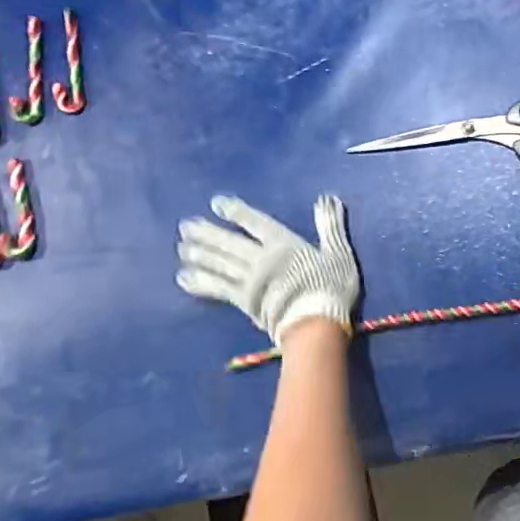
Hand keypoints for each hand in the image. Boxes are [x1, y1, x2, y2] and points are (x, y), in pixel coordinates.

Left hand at [177, 195, 359, 344]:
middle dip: (206, 233)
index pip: (255, 222)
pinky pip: (217, 288)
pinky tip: (184, 278)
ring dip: (199, 255)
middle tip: (185, 227)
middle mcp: (261, 258)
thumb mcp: (338, 254)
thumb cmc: (332, 289)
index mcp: (283, 243)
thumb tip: (326, 197)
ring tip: (181, 249)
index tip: (216, 203)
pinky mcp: (243, 301)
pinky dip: (200, 282)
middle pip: (228, 242)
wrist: (317, 323)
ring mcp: (249, 280)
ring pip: (218, 263)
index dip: (236, 212)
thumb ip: (330, 226)